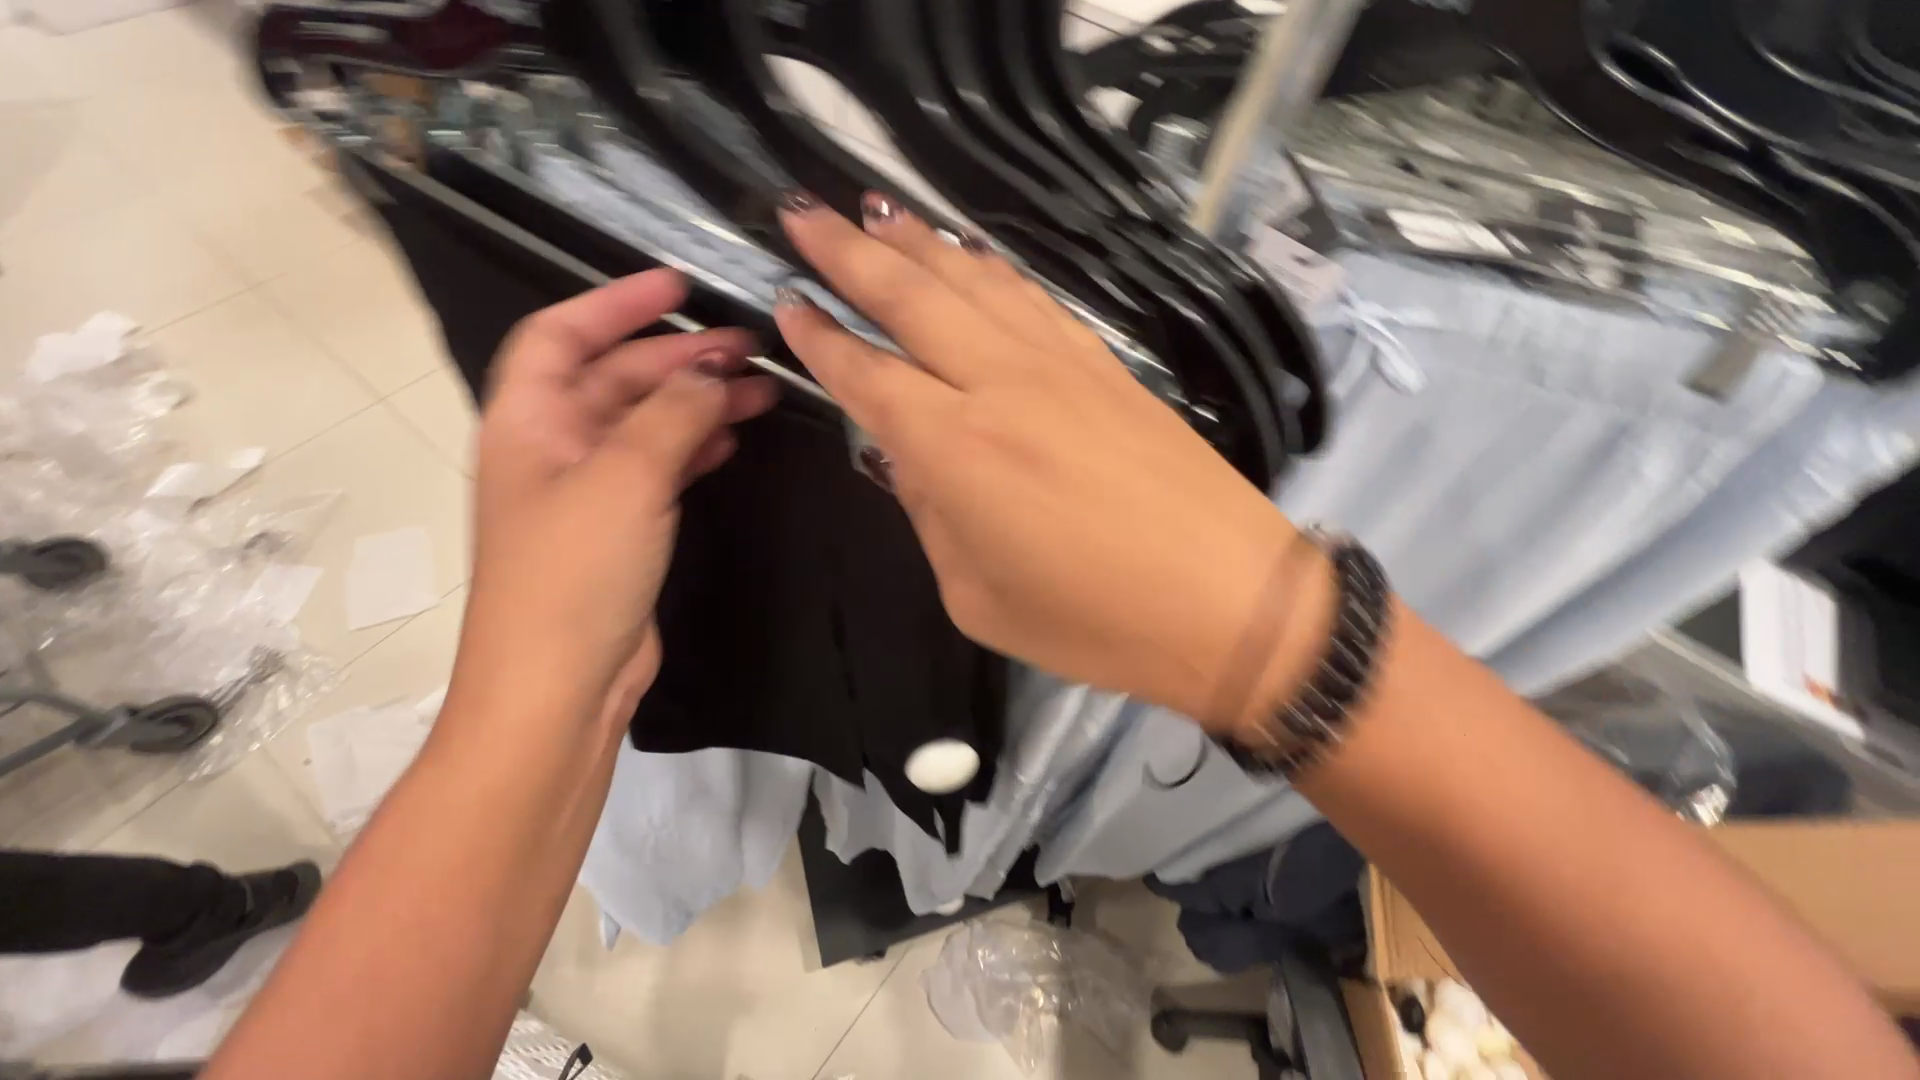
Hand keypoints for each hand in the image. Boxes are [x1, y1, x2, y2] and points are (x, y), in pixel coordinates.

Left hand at [456, 270, 777, 722]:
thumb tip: (715, 372)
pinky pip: (660, 468)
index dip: (616, 302)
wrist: (560, 685)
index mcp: (529, 419)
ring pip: (648, 424)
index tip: (679, 284)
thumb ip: (673, 413)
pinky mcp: (620, 529)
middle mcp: (554, 446)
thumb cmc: (575, 573)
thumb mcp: (626, 477)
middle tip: (751, 347)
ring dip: (699, 402)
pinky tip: (732, 440)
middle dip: (681, 357)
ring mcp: (588, 491)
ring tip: (763, 390)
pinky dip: (695, 448)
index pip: (563, 333)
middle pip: (617, 377)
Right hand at [773, 196, 1328, 729]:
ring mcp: (1059, 366)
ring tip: (873, 213)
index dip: (822, 337)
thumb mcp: (976, 596)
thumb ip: (929, 516)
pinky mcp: (1106, 366)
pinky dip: (990, 270)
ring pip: (973, 282)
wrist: (1227, 601)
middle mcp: (1000, 386)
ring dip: (916, 243)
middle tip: (799, 212)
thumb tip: (907, 456)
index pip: (869, 375)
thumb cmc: (1093, 621)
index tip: (786, 300)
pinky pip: (1033, 299)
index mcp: (955, 450)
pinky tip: (969, 256)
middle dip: (847, 251)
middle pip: (910, 298)